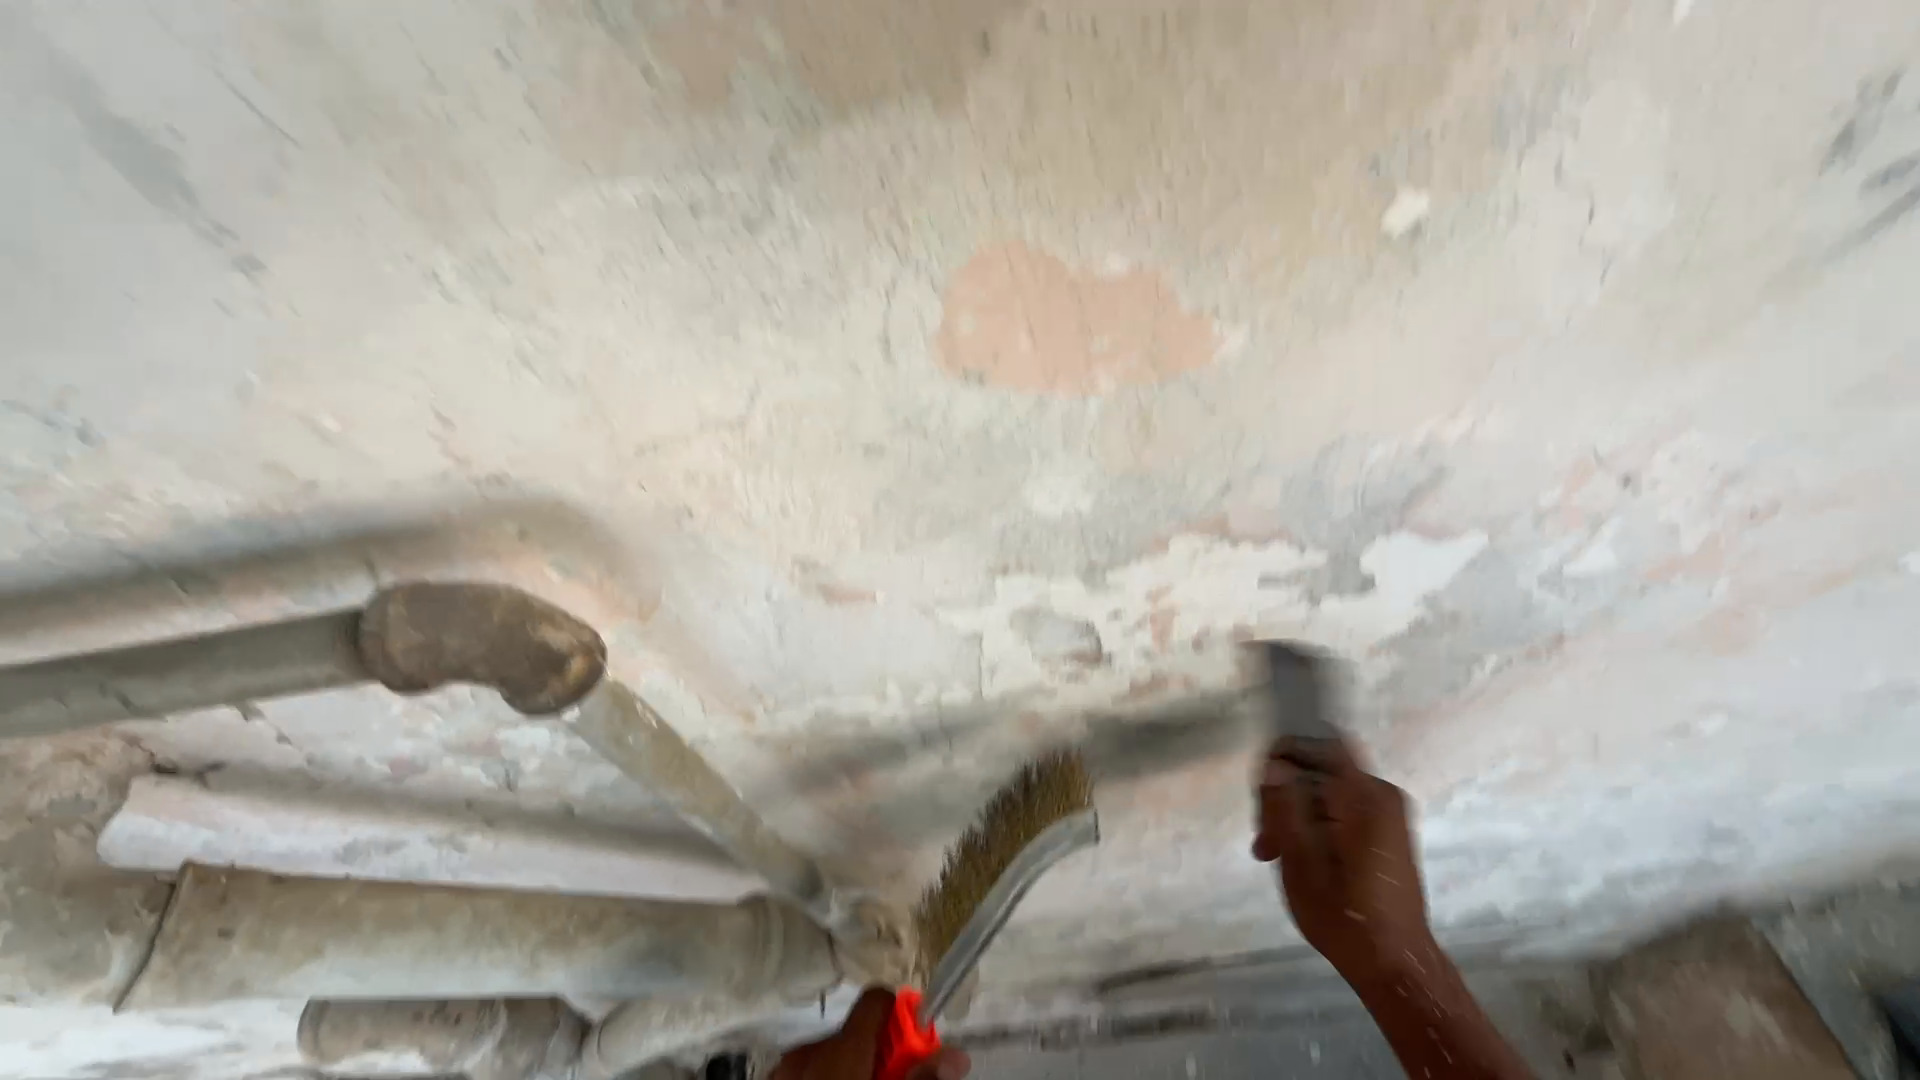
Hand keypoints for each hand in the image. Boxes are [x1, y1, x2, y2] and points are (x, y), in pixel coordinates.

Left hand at [769, 989, 971, 1079]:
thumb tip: (957, 1056)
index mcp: (841, 1050)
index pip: (877, 1001)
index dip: (901, 1019)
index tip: (915, 1050)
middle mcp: (809, 1051)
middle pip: (857, 1032)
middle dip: (880, 1055)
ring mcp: (784, 1072)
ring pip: (832, 1053)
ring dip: (853, 1071)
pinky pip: (808, 1072)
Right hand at [1251, 736, 1432, 978]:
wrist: (1395, 965)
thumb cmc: (1344, 915)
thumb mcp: (1299, 859)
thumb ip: (1284, 805)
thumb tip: (1272, 764)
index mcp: (1364, 795)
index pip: (1322, 740)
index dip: (1286, 748)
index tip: (1261, 783)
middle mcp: (1380, 794)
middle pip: (1318, 767)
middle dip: (1283, 794)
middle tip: (1264, 836)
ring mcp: (1386, 812)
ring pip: (1324, 789)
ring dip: (1294, 813)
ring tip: (1273, 852)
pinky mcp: (1386, 830)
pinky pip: (1339, 806)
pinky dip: (1314, 823)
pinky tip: (1296, 856)